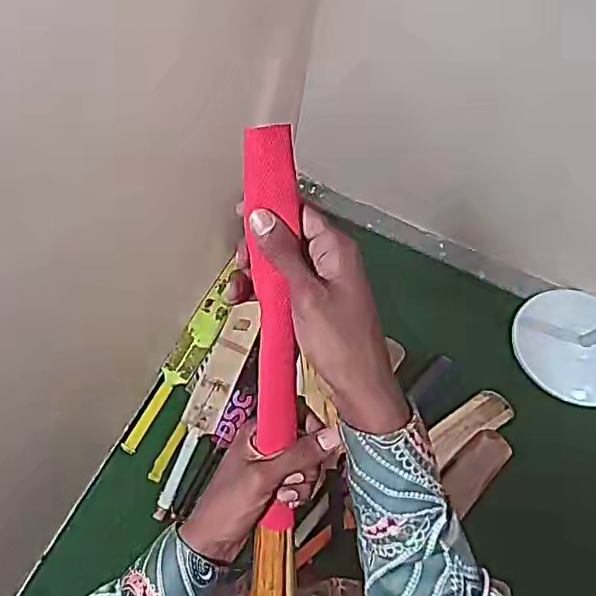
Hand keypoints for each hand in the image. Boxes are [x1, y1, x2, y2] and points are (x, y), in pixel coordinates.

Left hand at [179, 419, 343, 562]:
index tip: (315, 444)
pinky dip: (297, 494)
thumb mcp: (263, 477)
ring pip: (306, 464)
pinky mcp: (276, 482)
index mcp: (255, 431)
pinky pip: (301, 482)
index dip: (309, 425)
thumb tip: (328, 437)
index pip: (292, 410)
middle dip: (306, 464)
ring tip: (282, 493)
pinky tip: (283, 501)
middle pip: (306, 440)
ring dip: (301, 483)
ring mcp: (271, 464)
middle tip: (291, 477)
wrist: (215, 541)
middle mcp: (264, 443)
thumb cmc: (223, 506)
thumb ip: (297, 455)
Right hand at [239, 205, 409, 434]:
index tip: (243, 211)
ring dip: (255, 272)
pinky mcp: (310, 302)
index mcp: (335, 249)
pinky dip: (262, 290)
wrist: (357, 387)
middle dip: (258, 247)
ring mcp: (319, 282)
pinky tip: (245, 299)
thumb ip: (281, 254)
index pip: (300, 211)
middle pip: (285, 236)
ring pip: (279, 263)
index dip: (271, 208)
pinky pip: (281, 286)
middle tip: (241, 261)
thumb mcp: (304, 295)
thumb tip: (261, 218)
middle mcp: (328, 261)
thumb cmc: (341, 344)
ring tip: (238, 287)